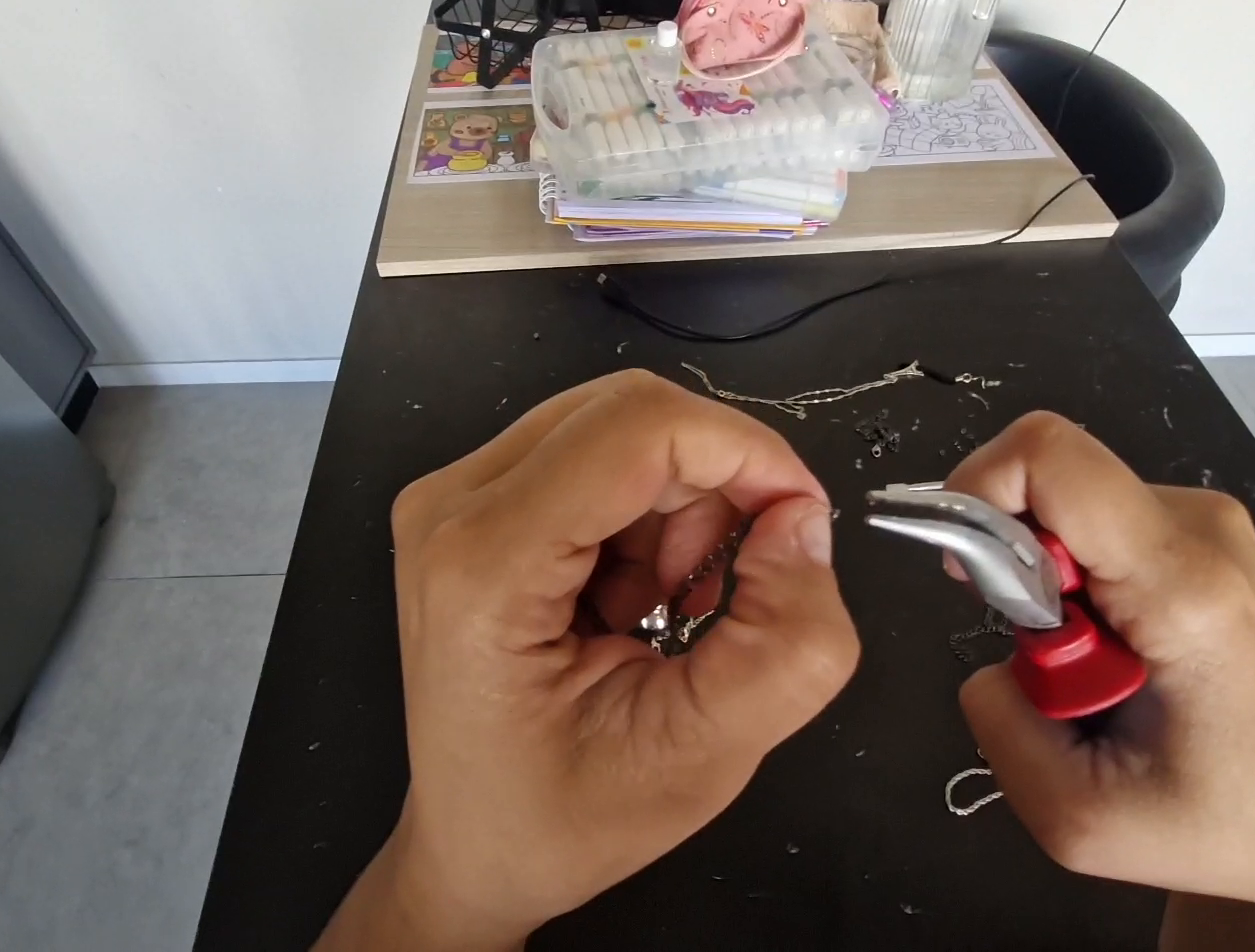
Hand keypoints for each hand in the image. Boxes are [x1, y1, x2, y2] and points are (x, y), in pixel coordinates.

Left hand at [316, 371, 859, 950]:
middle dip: (712, 482)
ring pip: (616, 425)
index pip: (636, 428)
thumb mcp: (701, 758)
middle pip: (629, 414)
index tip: (798, 513)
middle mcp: (451, 503)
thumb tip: (803, 522)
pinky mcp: (469, 496)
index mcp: (484, 565)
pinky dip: (643, 504)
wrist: (471, 840)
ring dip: (677, 500)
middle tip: (721, 583)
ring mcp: (452, 492)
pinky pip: (590, 450)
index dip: (743, 449)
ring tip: (666, 601)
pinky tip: (631, 586)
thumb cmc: (563, 818)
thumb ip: (786, 645)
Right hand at [944, 412, 1254, 951]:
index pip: (1051, 459)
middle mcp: (1204, 534)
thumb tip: (990, 649)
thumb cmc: (1219, 836)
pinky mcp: (1205, 539)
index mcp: (1184, 591)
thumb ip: (992, 714)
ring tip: (1083, 659)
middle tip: (1036, 643)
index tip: (968, 567)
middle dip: (1008, 556)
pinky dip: (1068, 572)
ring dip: (1040, 575)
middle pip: (1048, 480)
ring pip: (1064, 504)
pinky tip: (1108, 641)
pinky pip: (1091, 519)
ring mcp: (1211, 529)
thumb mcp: (1072, 815)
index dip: (975, 487)